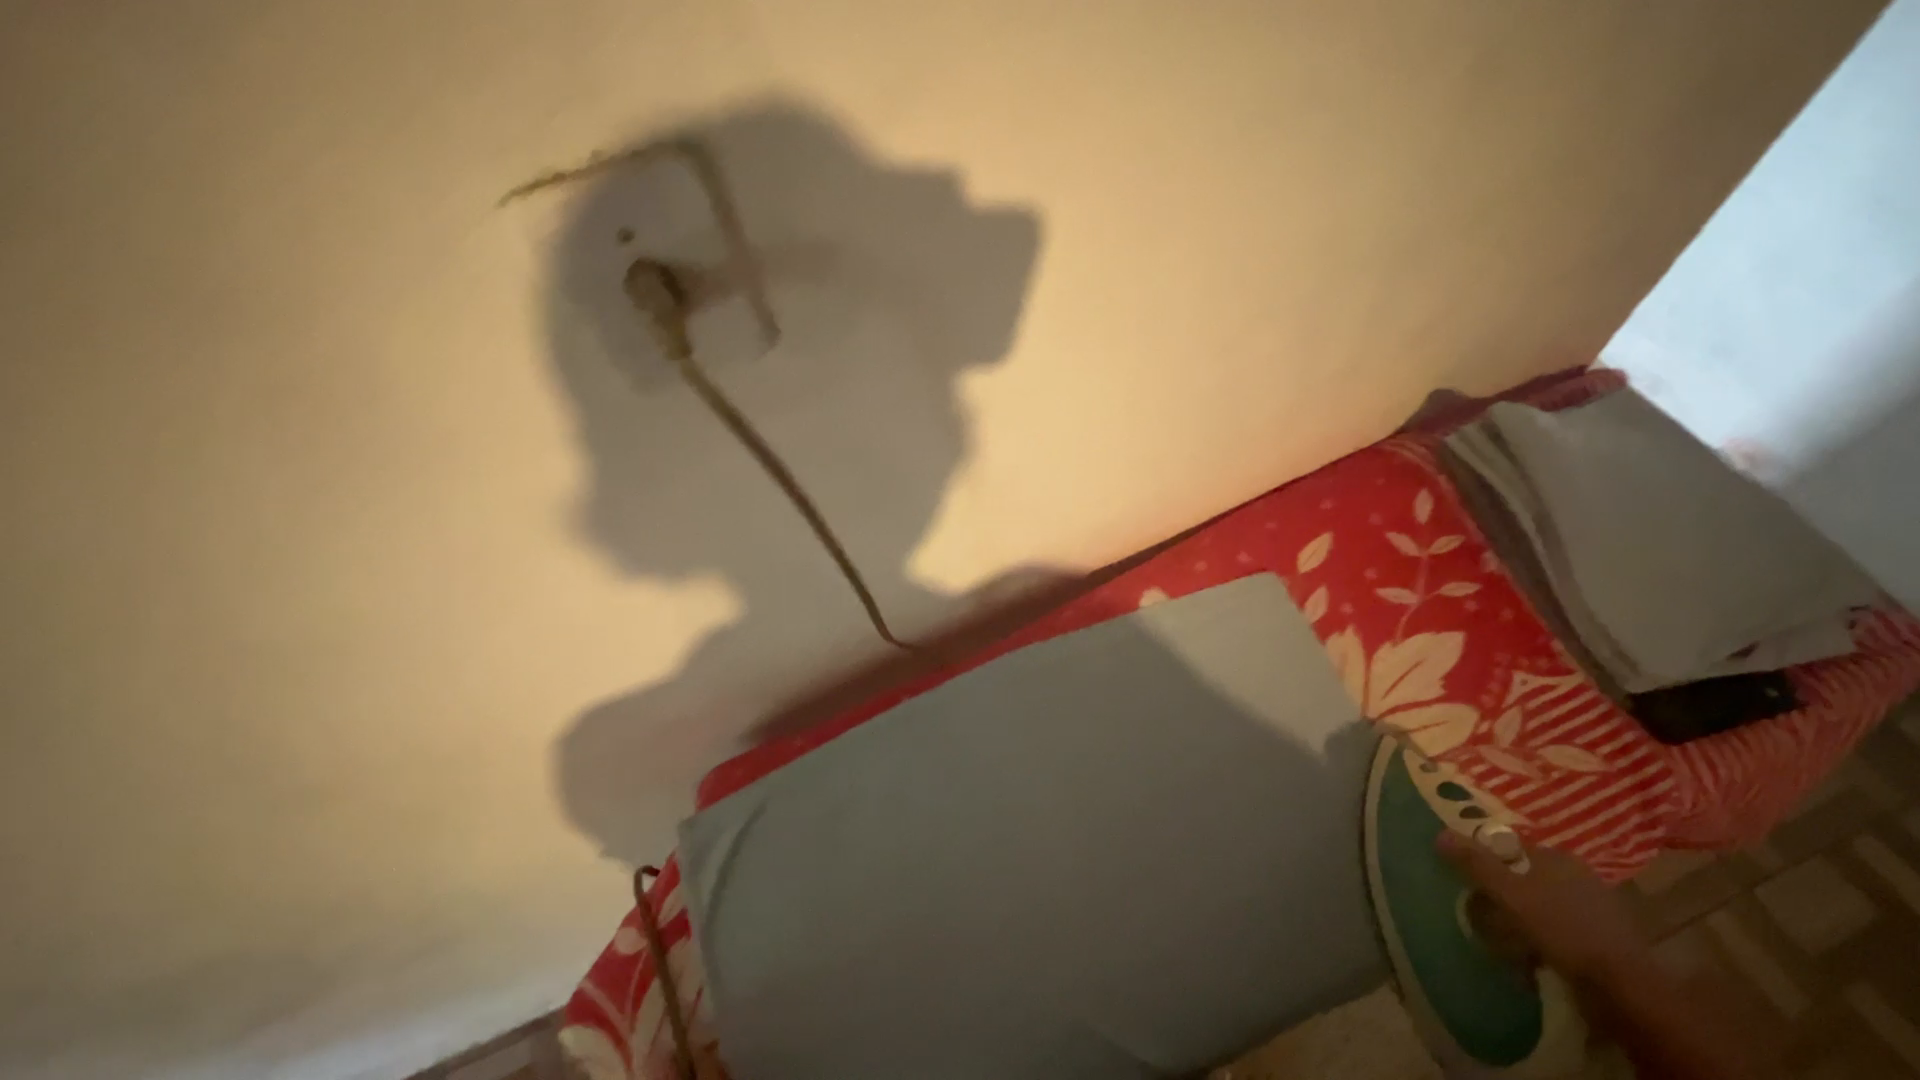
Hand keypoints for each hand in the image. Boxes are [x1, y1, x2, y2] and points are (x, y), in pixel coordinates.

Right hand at [1437, 831, 1649, 981]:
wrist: (1623, 986)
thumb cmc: (1561, 930)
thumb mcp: (1510, 895)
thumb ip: (1476, 864)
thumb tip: (1440, 832)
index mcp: (1558, 858)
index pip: (1512, 848)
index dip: (1488, 862)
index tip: (1470, 883)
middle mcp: (1579, 876)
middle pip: (1527, 879)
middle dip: (1505, 897)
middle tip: (1484, 918)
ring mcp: (1596, 909)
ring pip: (1544, 907)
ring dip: (1523, 923)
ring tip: (1506, 945)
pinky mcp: (1605, 940)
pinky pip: (1562, 932)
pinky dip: (1545, 942)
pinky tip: (1535, 961)